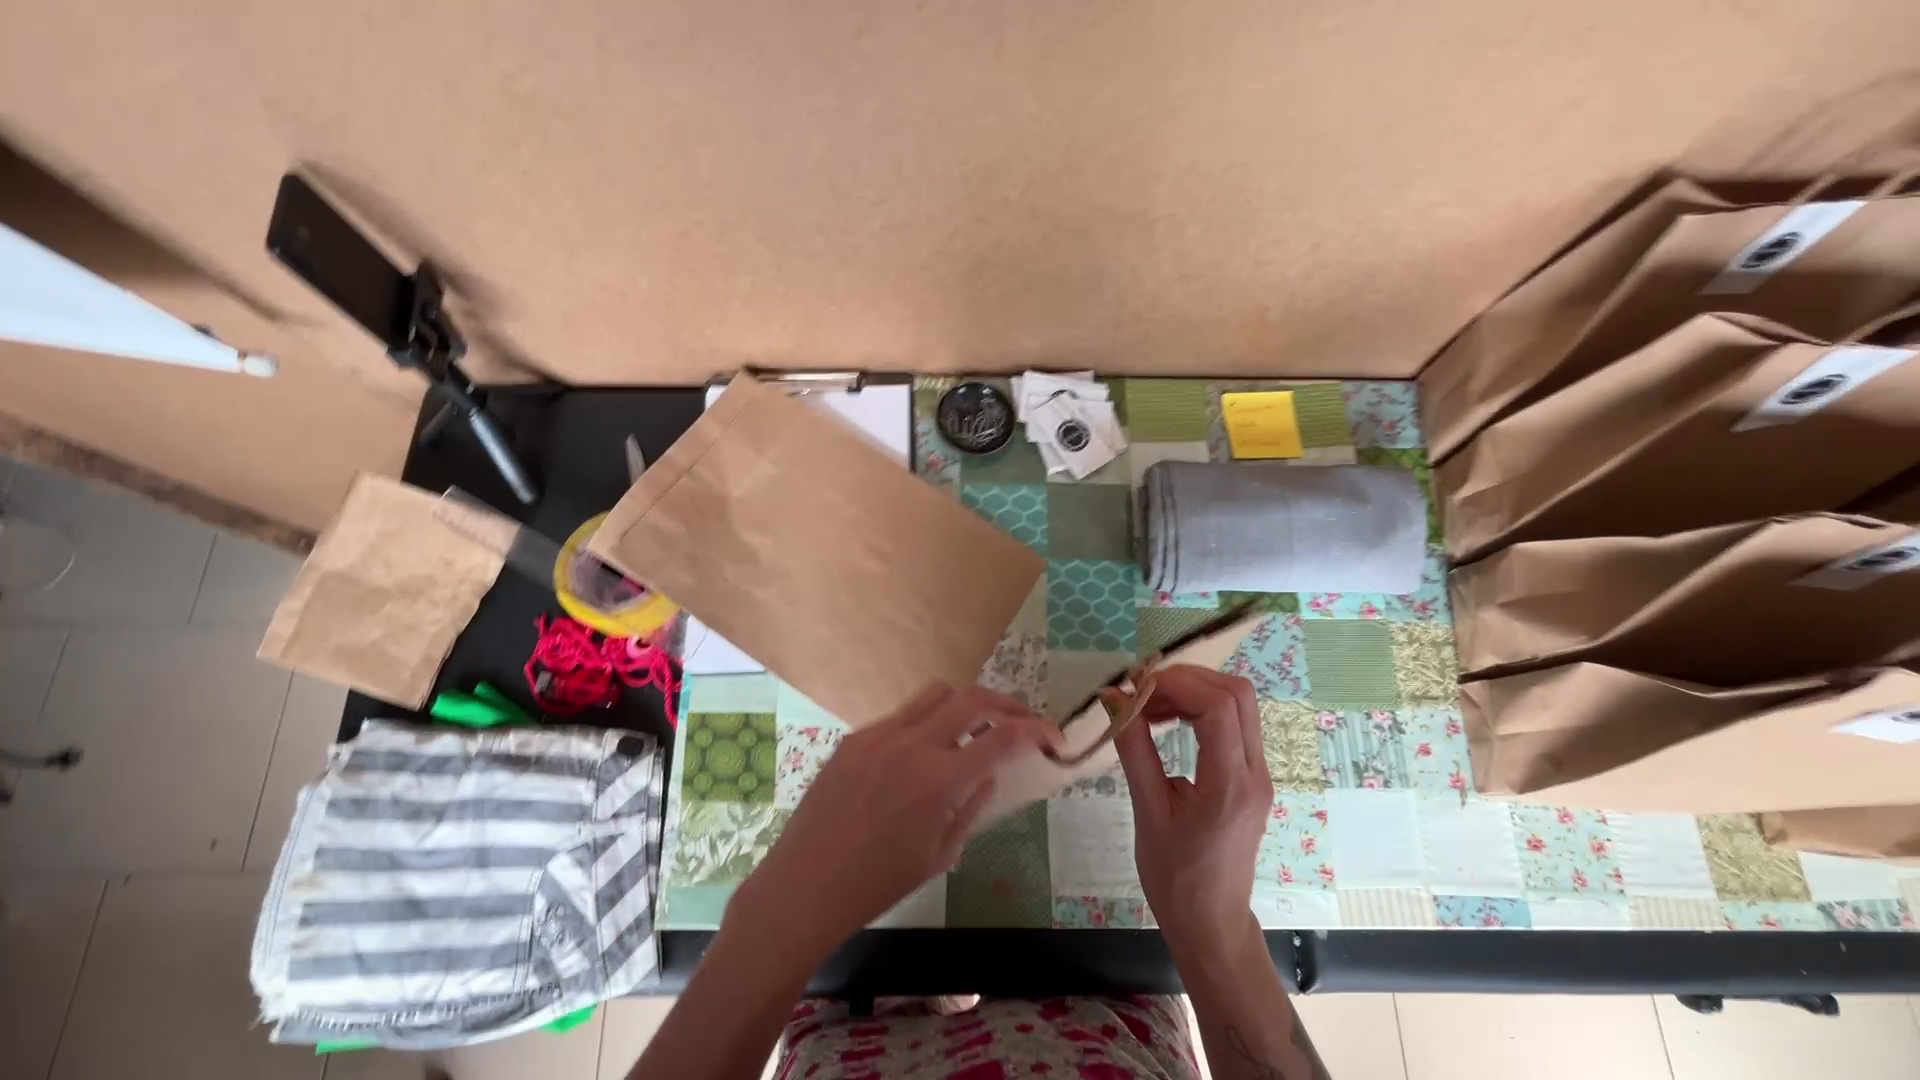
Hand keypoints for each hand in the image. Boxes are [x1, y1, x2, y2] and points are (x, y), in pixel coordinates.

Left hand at [734, 683, 1062, 950]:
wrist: (806, 885)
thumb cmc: (879, 883)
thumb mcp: (940, 854)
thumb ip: (972, 806)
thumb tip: (991, 772)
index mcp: (938, 781)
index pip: (1003, 737)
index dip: (1038, 730)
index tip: (1055, 736)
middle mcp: (911, 745)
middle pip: (972, 698)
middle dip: (1007, 704)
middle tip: (1021, 721)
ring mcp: (878, 736)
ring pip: (935, 694)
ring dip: (964, 705)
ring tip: (974, 728)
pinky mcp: (854, 739)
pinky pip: (901, 716)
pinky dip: (925, 723)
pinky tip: (923, 753)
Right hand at [1113, 665, 1272, 959]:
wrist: (1209, 921)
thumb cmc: (1173, 876)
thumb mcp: (1146, 812)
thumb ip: (1133, 750)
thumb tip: (1112, 699)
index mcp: (1230, 785)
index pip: (1219, 707)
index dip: (1177, 684)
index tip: (1135, 689)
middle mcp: (1254, 772)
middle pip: (1237, 694)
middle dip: (1187, 680)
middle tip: (1142, 693)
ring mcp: (1259, 774)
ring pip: (1240, 704)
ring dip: (1194, 692)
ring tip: (1150, 707)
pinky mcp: (1252, 777)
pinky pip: (1235, 724)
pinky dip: (1201, 710)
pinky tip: (1168, 722)